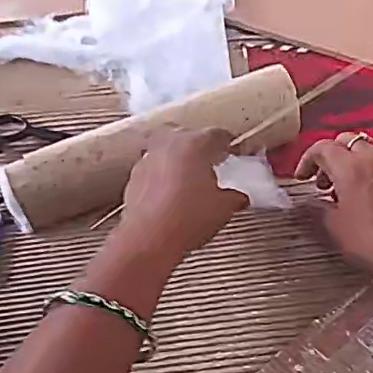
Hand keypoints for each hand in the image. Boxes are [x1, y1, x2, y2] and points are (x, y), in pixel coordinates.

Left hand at [116, 129, 246, 264]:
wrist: (149, 239)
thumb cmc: (185, 219)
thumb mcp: (223, 209)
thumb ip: (234, 197)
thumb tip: (238, 198)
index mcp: (195, 144)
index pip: (217, 135)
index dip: (228, 144)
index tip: (233, 153)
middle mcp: (169, 144)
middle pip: (187, 134)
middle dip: (199, 145)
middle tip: (210, 161)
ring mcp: (148, 159)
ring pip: (166, 149)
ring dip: (178, 159)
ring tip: (190, 178)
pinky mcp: (134, 178)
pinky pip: (153, 168)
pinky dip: (163, 175)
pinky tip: (172, 194)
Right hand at [295, 134, 372, 275]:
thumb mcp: (336, 229)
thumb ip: (315, 210)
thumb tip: (303, 203)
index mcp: (350, 166)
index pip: (322, 148)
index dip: (307, 160)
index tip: (301, 178)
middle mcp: (372, 156)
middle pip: (345, 141)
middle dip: (329, 157)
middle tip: (322, 182)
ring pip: (365, 148)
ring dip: (349, 161)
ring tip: (343, 188)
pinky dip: (367, 167)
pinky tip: (365, 192)